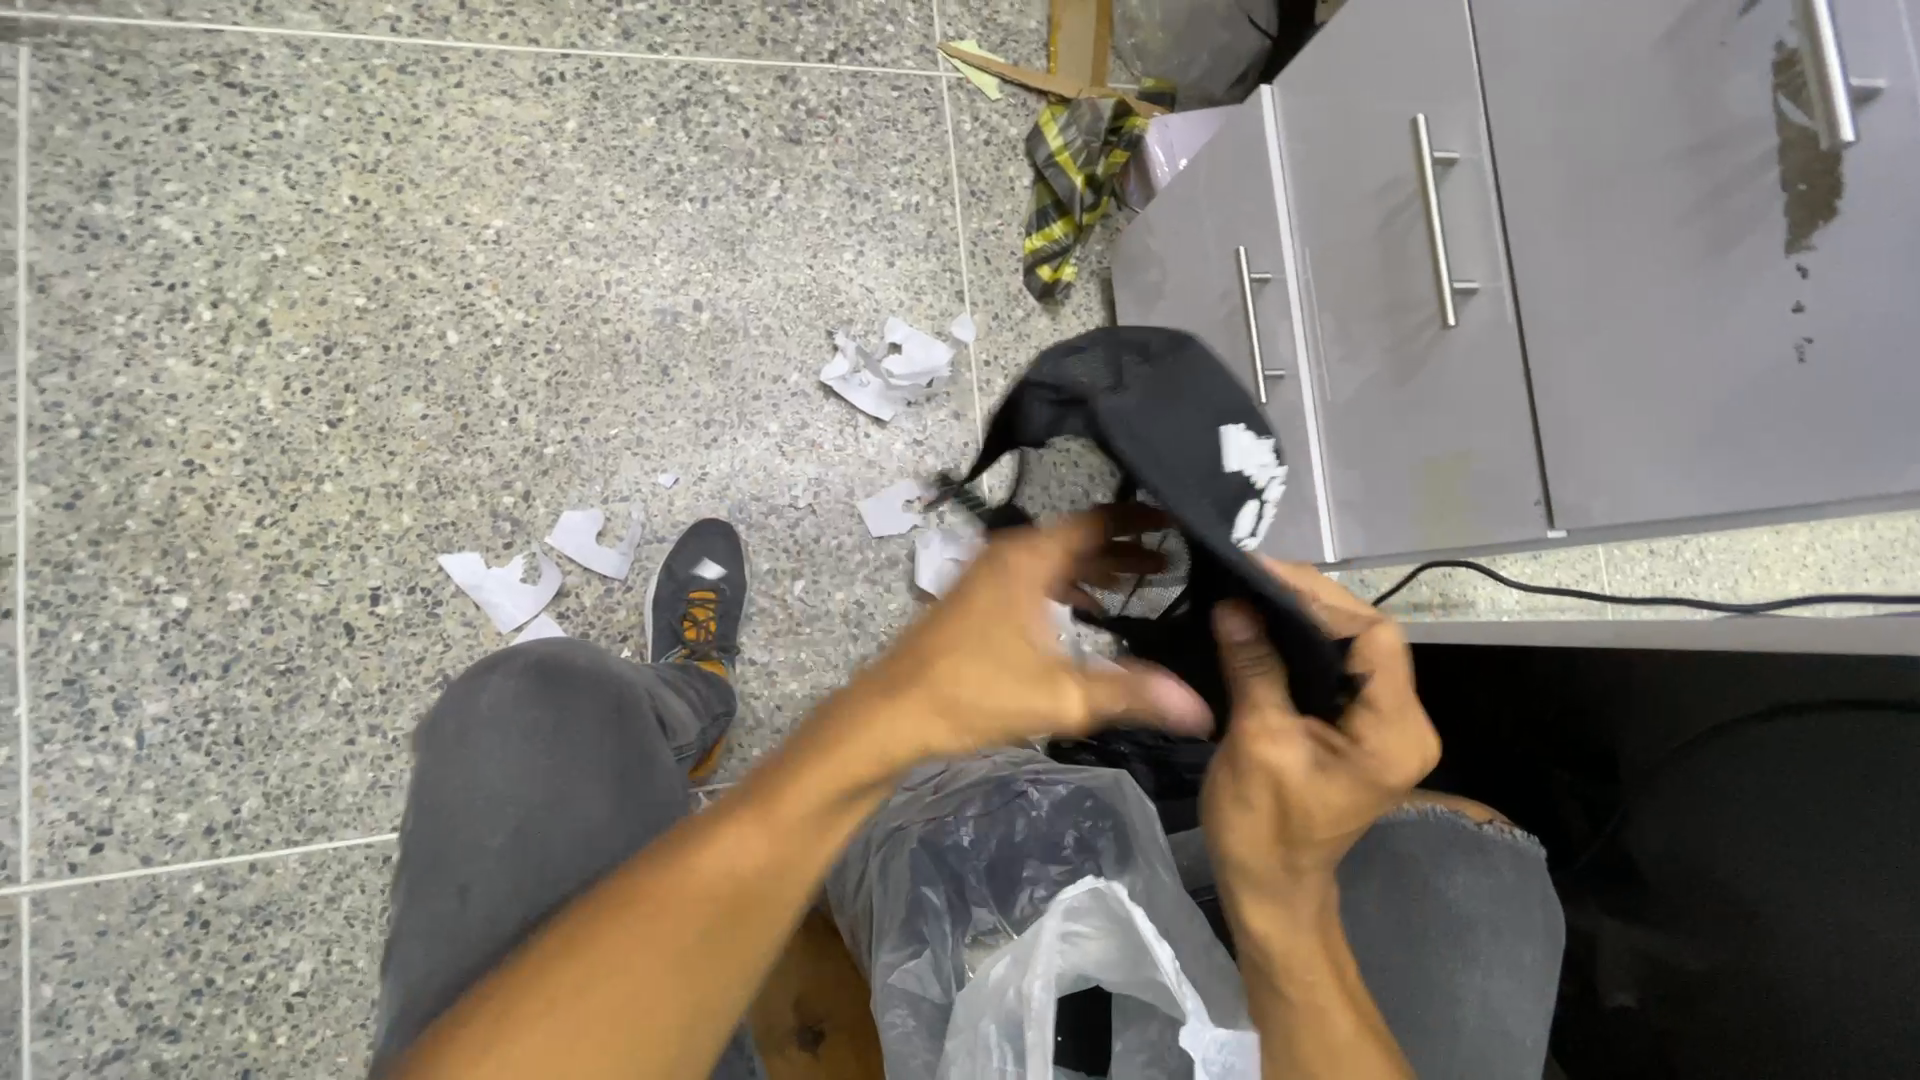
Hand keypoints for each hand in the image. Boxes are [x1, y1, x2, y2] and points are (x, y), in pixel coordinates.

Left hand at [824, 505, 1212, 772]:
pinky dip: (1067, 586)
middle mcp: (1009, 554)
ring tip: (1144, 581)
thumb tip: (1201, 709)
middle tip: (1173, 558)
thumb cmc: (972, 693)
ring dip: (1096, 567)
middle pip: (1078, 537)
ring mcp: (989, 574)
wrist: (892, 711)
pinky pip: (1035, 577)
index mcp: (1029, 558)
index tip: (1179, 520)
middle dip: (1125, 546)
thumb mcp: (1060, 695)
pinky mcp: (978, 597)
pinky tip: (1089, 612)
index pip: (1097, 520)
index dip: (1140, 518)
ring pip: (1055, 558)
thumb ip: (1132, 694)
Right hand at [1201, 561, 1440, 901]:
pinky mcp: (1354, 727)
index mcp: (1393, 730)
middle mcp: (1402, 722)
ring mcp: (1380, 725)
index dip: (1320, 598)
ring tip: (1250, 590)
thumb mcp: (1257, 742)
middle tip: (1249, 575)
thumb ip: (1254, 667)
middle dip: (1309, 600)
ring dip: (1301, 616)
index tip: (1261, 574)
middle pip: (1367, 636)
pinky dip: (1298, 642)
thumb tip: (1234, 604)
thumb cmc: (1264, 825)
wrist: (1269, 885)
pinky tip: (1261, 626)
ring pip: (1349, 648)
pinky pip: (1333, 669)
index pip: (1375, 636)